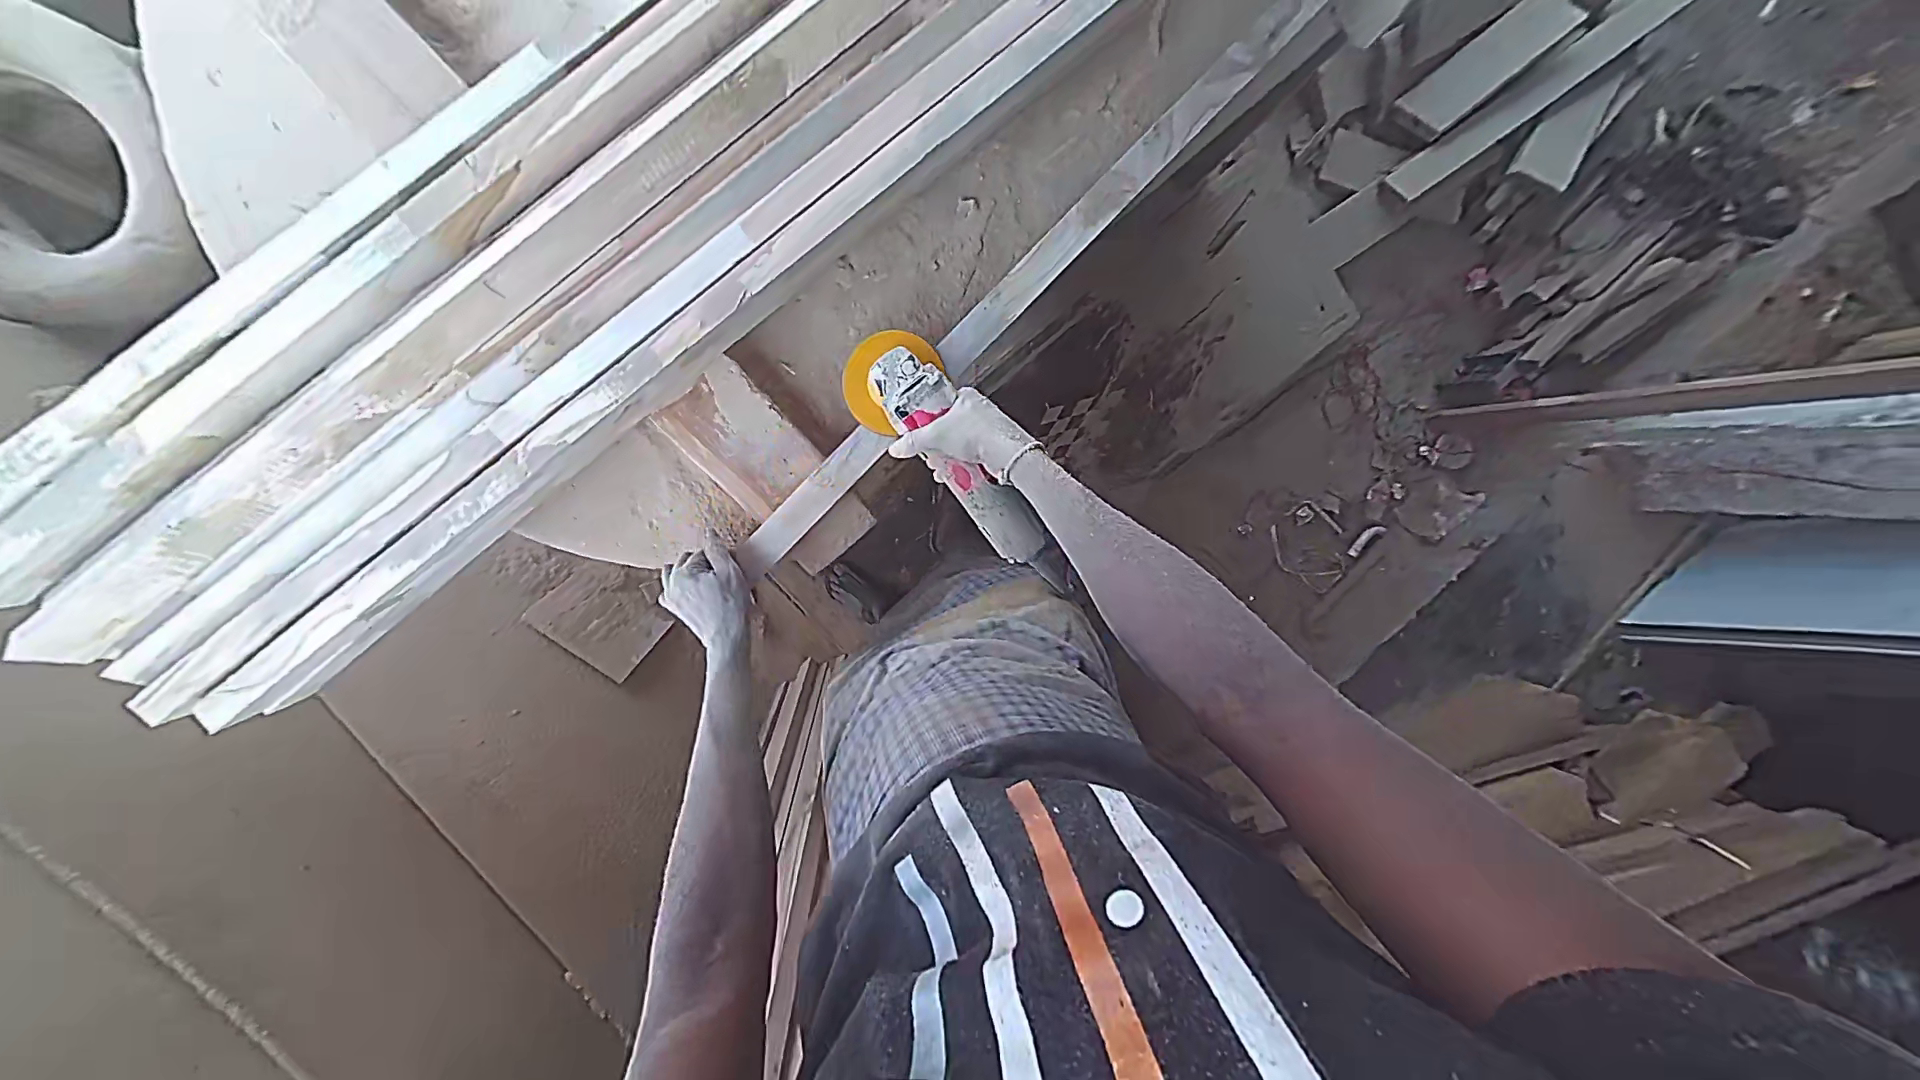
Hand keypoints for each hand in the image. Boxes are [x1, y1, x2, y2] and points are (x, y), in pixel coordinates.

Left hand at [661, 534, 751, 657]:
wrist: (726, 637)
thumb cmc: (730, 606)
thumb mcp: (730, 571)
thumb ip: (716, 548)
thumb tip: (708, 532)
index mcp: (683, 572)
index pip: (701, 553)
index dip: (718, 558)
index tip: (730, 569)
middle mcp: (671, 583)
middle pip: (686, 561)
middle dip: (703, 563)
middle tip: (721, 575)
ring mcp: (670, 597)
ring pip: (674, 573)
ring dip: (689, 571)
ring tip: (708, 581)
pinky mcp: (674, 608)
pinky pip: (671, 589)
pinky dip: (680, 586)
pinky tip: (695, 590)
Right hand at [887, 388, 1040, 480]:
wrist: (1006, 453)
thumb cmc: (979, 432)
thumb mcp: (936, 435)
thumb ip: (913, 441)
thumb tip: (897, 447)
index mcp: (964, 396)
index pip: (937, 406)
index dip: (925, 421)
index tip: (917, 434)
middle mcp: (976, 410)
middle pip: (946, 429)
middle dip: (936, 447)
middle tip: (930, 455)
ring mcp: (985, 429)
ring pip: (958, 445)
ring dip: (947, 459)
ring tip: (942, 468)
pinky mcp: (992, 447)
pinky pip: (970, 456)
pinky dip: (962, 466)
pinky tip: (956, 473)